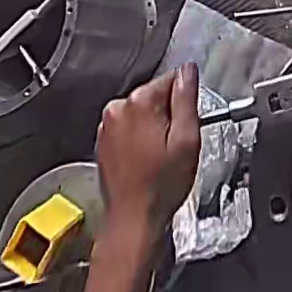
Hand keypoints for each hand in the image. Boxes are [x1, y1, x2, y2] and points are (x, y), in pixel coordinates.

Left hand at [95, 64, 201, 243]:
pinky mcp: (104, 141)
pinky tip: (145, 161)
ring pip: (142, 112)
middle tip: (173, 145)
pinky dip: (139, 140)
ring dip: (153, 128)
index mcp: (139, 102)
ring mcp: (108, 125)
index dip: (183, 102)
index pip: (171, 79)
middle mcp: (118, 108)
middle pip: (155, 95)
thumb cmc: (160, 187)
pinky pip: (129, 128)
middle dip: (168, 115)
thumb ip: (187, 98)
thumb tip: (188, 70)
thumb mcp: (187, 140)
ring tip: (158, 156)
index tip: (184, 124)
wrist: (133, 221)